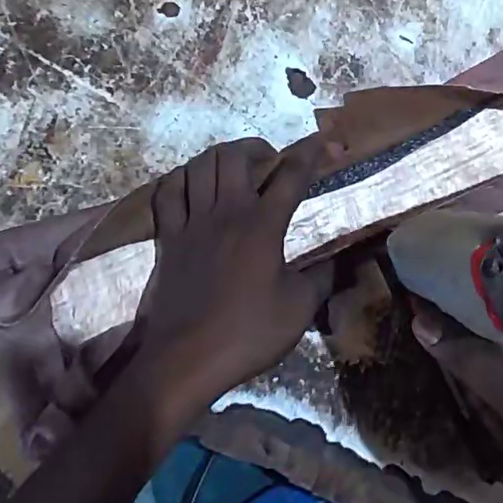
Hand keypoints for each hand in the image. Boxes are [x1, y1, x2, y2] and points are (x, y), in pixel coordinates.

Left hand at [126, 137, 328, 421]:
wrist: (184, 361)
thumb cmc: (247, 334)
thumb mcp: (299, 308)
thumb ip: (321, 277)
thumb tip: (335, 261)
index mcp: (264, 225)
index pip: (292, 174)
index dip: (311, 152)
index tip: (323, 140)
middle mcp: (228, 212)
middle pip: (235, 156)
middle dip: (255, 147)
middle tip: (268, 160)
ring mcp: (192, 223)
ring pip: (199, 166)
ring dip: (218, 158)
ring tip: (231, 169)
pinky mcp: (167, 239)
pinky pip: (166, 193)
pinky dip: (178, 180)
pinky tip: (189, 185)